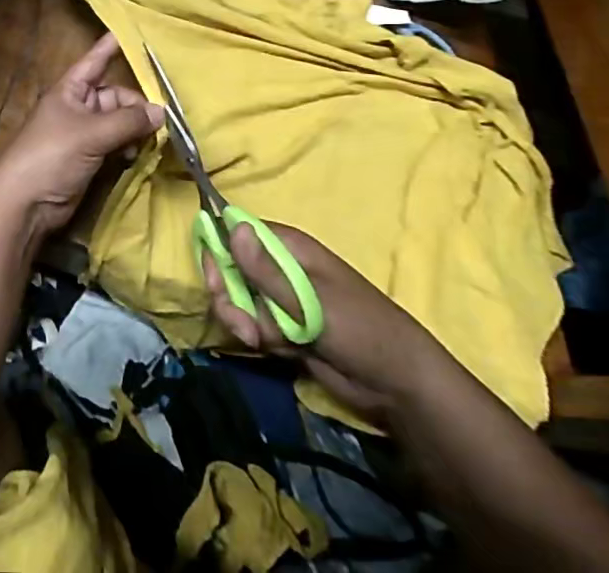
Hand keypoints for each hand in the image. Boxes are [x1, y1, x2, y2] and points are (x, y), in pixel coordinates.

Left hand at [0, 33, 164, 232]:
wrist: (25, 204)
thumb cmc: (52, 155)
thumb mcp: (92, 134)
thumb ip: (129, 121)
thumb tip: (162, 113)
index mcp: (70, 91)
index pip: (94, 61)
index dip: (110, 47)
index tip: (128, 33)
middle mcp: (78, 108)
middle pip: (115, 96)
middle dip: (137, 105)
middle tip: (158, 121)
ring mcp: (84, 134)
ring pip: (119, 122)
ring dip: (136, 129)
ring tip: (150, 140)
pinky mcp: (89, 158)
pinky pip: (117, 144)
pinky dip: (129, 147)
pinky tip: (137, 156)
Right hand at [204, 223, 446, 422]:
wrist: (393, 381)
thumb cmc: (358, 328)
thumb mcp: (309, 300)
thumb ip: (265, 270)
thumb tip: (232, 226)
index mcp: (289, 247)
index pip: (237, 233)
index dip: (220, 254)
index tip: (215, 283)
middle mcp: (281, 267)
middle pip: (231, 271)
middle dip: (231, 300)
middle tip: (246, 327)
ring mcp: (282, 299)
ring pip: (240, 303)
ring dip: (245, 324)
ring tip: (267, 343)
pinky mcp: (284, 328)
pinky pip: (254, 326)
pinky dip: (261, 340)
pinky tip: (281, 352)